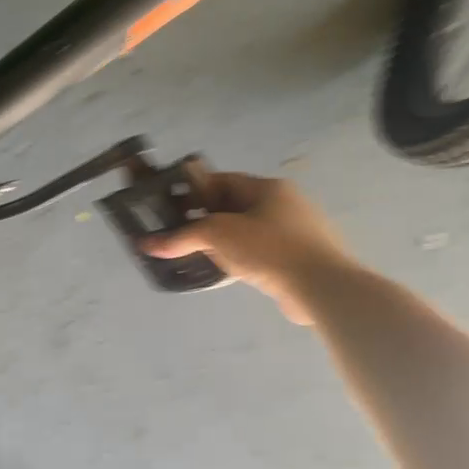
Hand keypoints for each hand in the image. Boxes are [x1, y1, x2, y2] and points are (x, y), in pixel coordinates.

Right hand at [144, 170, 357, 324]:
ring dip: (218, 240)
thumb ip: (179, 238)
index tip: (167, 206)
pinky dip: (235, 256)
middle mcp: (284, 203)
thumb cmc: (269, 247)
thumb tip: (145, 244)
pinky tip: (218, 269)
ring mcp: (295, 231)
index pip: (220, 181)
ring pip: (243, 230)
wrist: (323, 287)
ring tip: (191, 252)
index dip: (190, 191)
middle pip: (231, 206)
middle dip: (201, 218)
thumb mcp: (216, 235)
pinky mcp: (297, 256)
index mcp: (268, 188)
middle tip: (174, 232)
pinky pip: (257, 250)